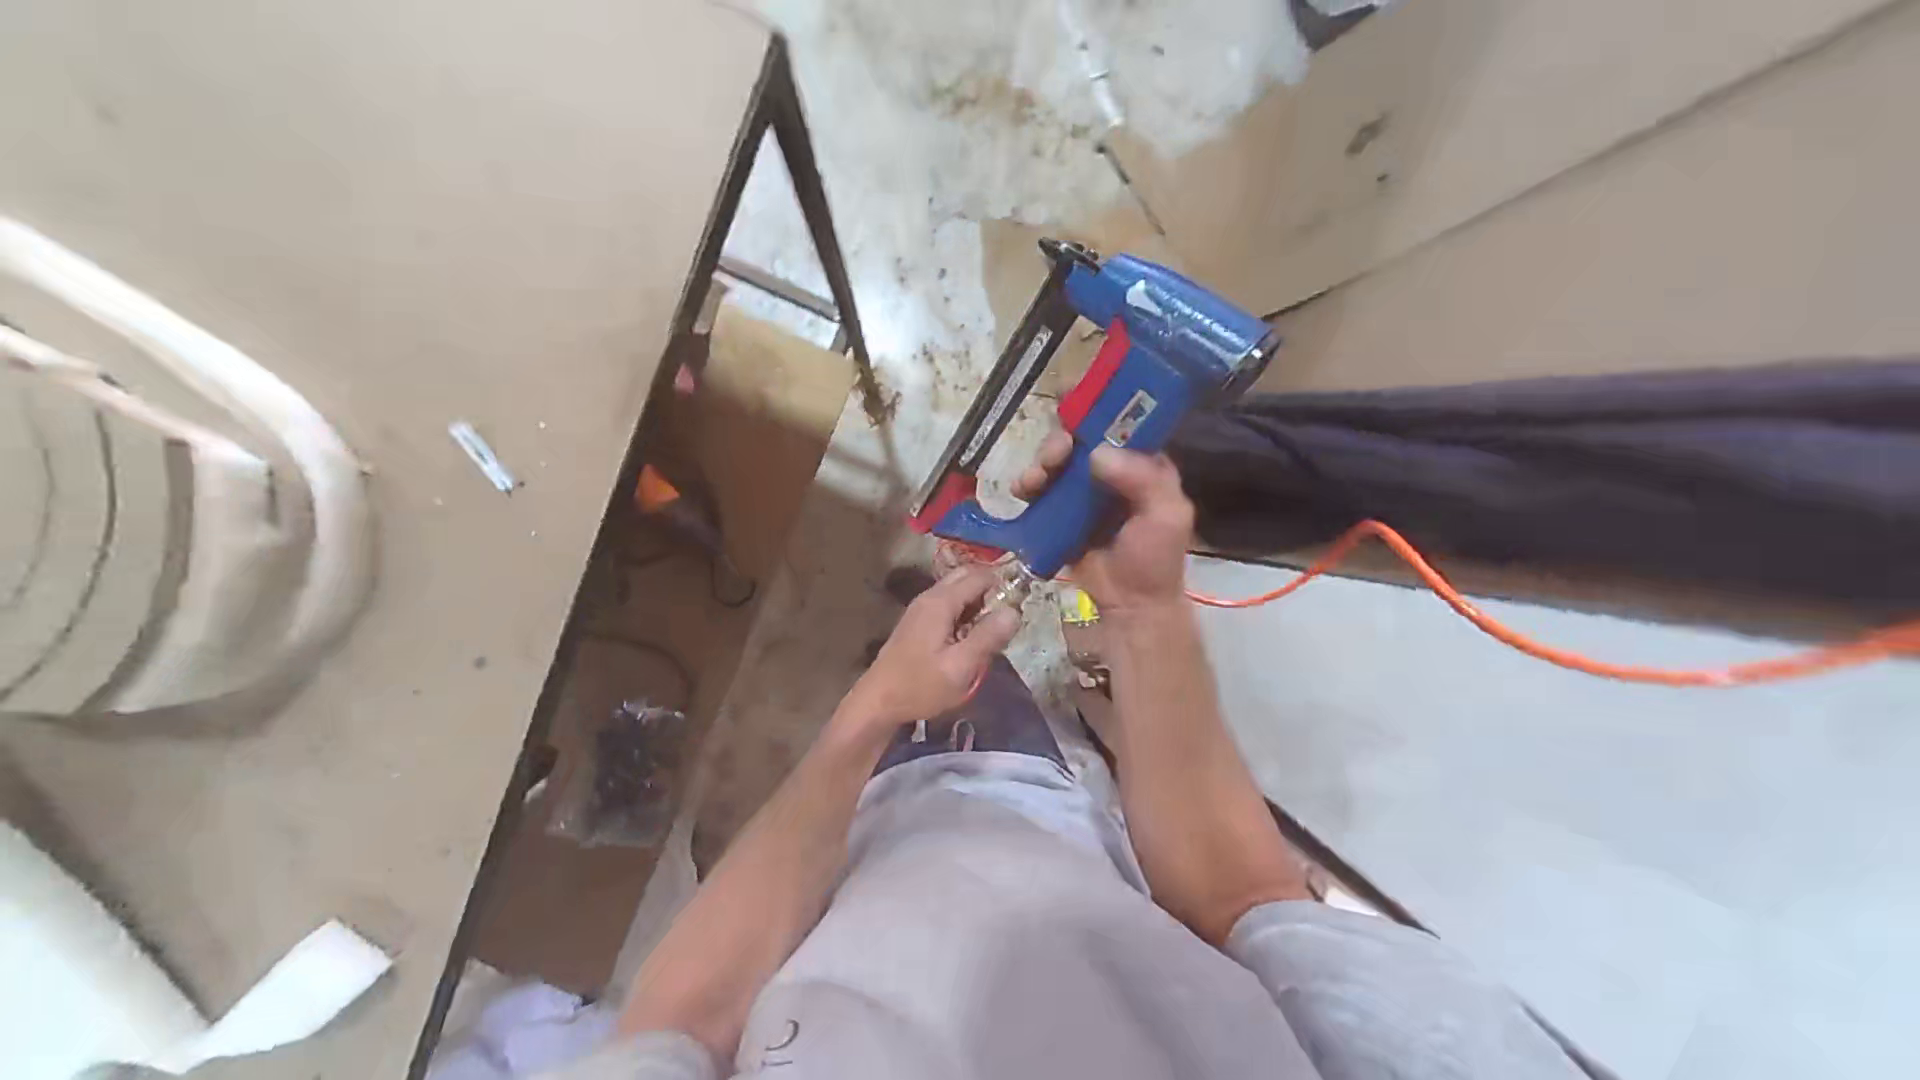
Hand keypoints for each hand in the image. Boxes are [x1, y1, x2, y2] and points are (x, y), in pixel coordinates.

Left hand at [836, 567, 1020, 733]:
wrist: (878, 702)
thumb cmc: (920, 686)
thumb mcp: (961, 666)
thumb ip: (988, 637)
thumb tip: (1014, 611)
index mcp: (941, 601)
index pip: (980, 576)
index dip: (1003, 584)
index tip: (1022, 603)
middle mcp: (930, 597)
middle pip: (966, 578)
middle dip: (991, 590)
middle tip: (1009, 616)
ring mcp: (921, 609)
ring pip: (957, 592)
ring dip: (978, 603)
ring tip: (994, 629)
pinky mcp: (918, 623)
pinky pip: (948, 606)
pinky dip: (965, 613)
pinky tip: (971, 637)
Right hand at [1013, 429, 1193, 616]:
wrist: (1129, 604)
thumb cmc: (1155, 558)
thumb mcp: (1166, 516)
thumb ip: (1143, 480)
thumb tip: (1097, 454)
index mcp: (1141, 465)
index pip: (1119, 426)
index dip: (1097, 412)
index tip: (1076, 407)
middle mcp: (1109, 472)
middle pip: (1078, 440)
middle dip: (1061, 441)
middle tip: (1057, 454)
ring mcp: (1080, 493)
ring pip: (1055, 462)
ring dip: (1041, 463)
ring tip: (1035, 480)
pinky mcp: (1057, 513)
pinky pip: (1039, 491)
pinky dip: (1028, 485)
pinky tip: (1024, 491)